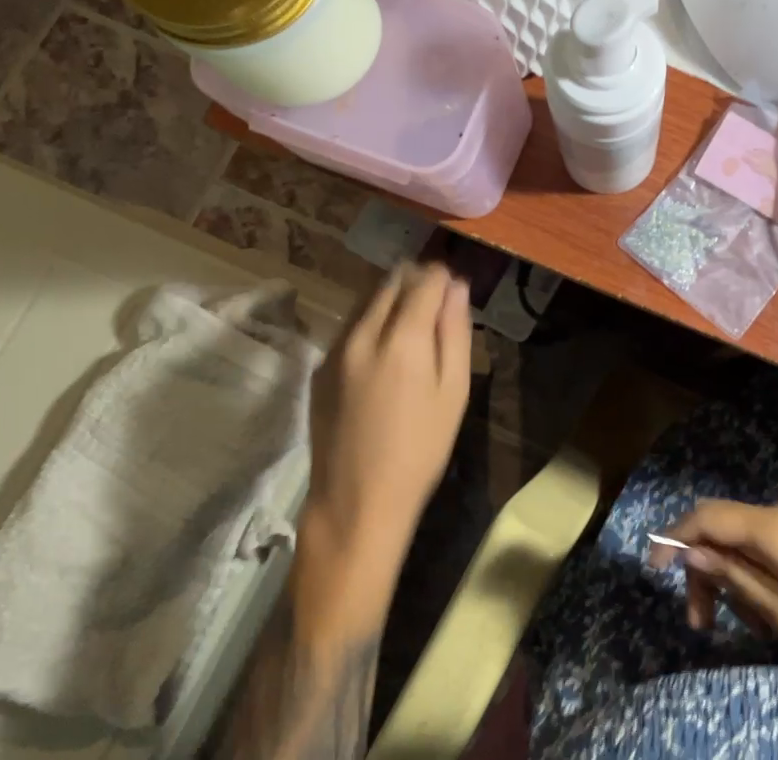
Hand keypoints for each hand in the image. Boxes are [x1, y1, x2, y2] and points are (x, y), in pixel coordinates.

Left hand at [304, 263, 471, 562]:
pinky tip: (386, 346)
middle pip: (390, 283)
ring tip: (414, 315)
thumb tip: (457, 288)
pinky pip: (350, 326)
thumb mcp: (454, 392)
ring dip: (391, 296)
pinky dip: (371, 319)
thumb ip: (455, 333)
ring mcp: (335, 350)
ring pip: (366, 300)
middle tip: (438, 294)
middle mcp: (363, 334)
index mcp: (402, 340)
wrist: (356, 500)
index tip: (456, 282)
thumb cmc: (421, 450)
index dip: (443, 276)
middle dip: (416, 279)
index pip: (423, 281)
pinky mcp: (320, 368)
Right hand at [649, 495, 777, 693]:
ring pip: (757, 540)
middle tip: (706, 626)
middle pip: (732, 529)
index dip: (674, 538)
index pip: (709, 516)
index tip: (654, 570)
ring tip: (756, 630)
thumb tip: (692, 552)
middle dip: (712, 572)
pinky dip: (768, 573)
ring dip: (742, 579)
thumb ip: (736, 579)